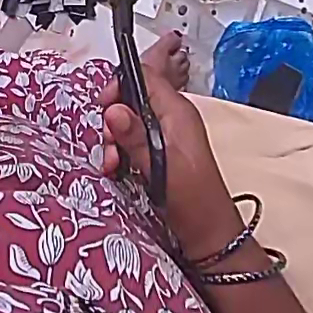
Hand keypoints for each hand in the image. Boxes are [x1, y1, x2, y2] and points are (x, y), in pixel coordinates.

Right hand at [98, 36, 247, 261]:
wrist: (209, 236)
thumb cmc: (192, 199)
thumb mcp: (160, 165)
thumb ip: (135, 135)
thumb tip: (113, 109)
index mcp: (176, 111)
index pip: (144, 75)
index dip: (119, 85)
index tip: (103, 107)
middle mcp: (170, 117)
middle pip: (130, 99)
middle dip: (112, 119)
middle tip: (109, 145)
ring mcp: (164, 134)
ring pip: (126, 121)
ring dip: (113, 140)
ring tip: (111, 164)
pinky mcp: (158, 151)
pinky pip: (130, 140)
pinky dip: (119, 152)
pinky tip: (115, 169)